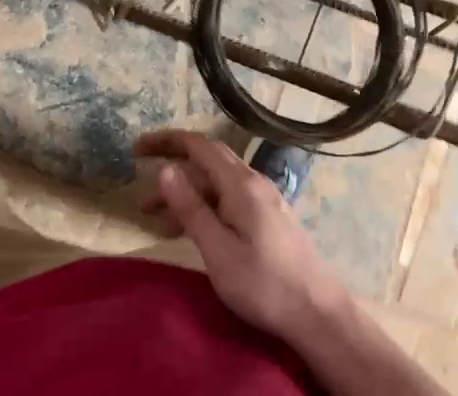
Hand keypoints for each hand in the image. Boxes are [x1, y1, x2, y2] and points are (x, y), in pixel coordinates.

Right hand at [134, 129, 350, 337]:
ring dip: (185, 193)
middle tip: (138, 175)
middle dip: (172, 164)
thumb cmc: (264, 285)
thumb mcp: (218, 250)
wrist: (320, 316)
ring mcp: (265, 201)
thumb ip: (190, 208)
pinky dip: (204, 206)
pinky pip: (229, 200)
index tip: (137, 149)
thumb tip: (165, 168)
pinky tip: (190, 229)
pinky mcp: (270, 219)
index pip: (198, 146)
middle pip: (207, 161)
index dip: (166, 141)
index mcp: (241, 185)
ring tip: (154, 217)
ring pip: (217, 184)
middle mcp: (254, 183)